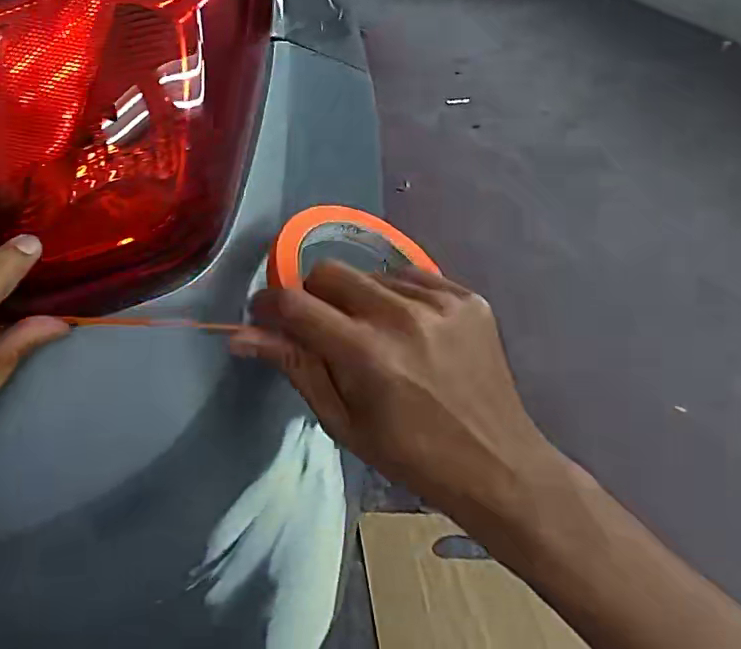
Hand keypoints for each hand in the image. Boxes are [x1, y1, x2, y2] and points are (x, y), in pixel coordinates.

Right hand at [232, 261, 564, 519]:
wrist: (502, 468)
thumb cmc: (410, 454)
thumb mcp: (340, 419)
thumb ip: (292, 365)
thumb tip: (238, 335)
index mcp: (366, 353)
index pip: (294, 303)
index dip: (269, 305)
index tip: (264, 316)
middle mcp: (401, 317)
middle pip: (327, 272)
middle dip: (313, 296)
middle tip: (325, 331)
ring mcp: (440, 303)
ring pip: (366, 273)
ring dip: (356, 298)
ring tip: (375, 336)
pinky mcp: (467, 298)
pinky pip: (407, 275)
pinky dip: (395, 296)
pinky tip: (409, 330)